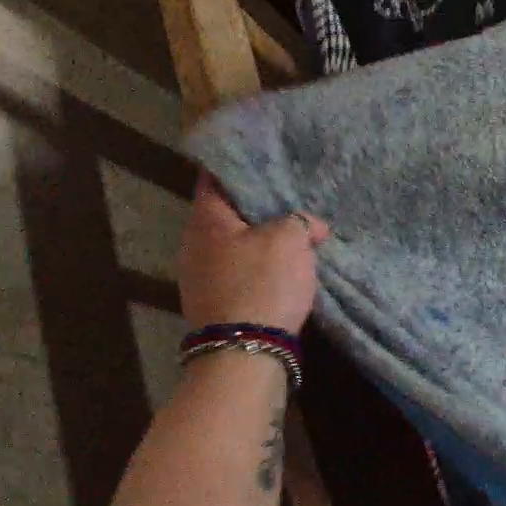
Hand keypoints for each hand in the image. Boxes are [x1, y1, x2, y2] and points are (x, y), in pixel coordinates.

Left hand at [177, 172, 330, 332]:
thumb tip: (310, 226)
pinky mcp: (216, 298)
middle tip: (291, 195)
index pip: (215, 180)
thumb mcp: (290, 238)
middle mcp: (194, 245)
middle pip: (227, 212)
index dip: (237, 165)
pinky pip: (240, 266)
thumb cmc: (263, 282)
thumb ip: (300, 220)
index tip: (261, 156)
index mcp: (206, 222)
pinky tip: (286, 263)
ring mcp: (201, 275)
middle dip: (257, 204)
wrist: (245, 348)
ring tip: (296, 230)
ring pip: (235, 241)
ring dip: (262, 235)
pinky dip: (261, 260)